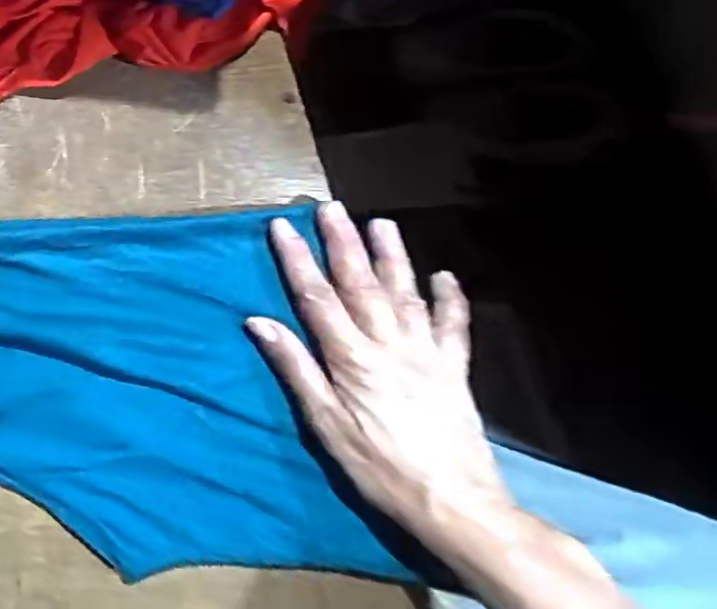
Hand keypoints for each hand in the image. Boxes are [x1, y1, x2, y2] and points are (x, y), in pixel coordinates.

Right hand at [246, 203, 514, 540]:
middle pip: (361, 284)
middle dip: (343, 242)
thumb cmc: (380, 467)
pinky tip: (446, 277)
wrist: (459, 509)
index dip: (297, 258)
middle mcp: (390, 346)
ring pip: (406, 295)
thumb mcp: (325, 425)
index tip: (281, 226)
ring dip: (393, 256)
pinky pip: (454, 329)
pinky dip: (450, 301)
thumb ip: (295, 368)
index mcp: (352, 358)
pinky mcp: (455, 372)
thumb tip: (258, 321)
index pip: (316, 297)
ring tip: (382, 223)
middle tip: (331, 207)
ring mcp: (427, 355)